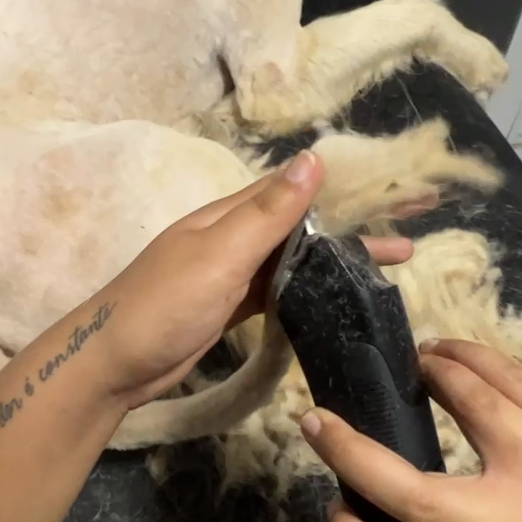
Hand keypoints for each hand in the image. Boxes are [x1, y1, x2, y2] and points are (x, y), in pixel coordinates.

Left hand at [92, 151, 412, 409]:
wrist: (114, 364)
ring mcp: (228, 276)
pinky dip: (306, 292)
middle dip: (351, 231)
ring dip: (335, 264)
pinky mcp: (227, 310)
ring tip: (388, 271)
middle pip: (300, 228)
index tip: (396, 192)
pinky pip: (276, 293)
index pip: (294, 191)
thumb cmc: (164, 304)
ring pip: (292, 262)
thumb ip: (267, 213)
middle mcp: (231, 239)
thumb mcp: (219, 254)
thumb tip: (312, 158)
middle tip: (408, 241)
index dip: (345, 190)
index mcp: (228, 216)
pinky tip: (333, 299)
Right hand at [300, 339, 521, 521]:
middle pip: (415, 496)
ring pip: (471, 407)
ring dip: (426, 374)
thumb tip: (363, 494)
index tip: (333, 505)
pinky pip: (511, 379)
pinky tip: (444, 351)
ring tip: (411, 363)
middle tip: (316, 421)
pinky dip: (466, 356)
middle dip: (352, 455)